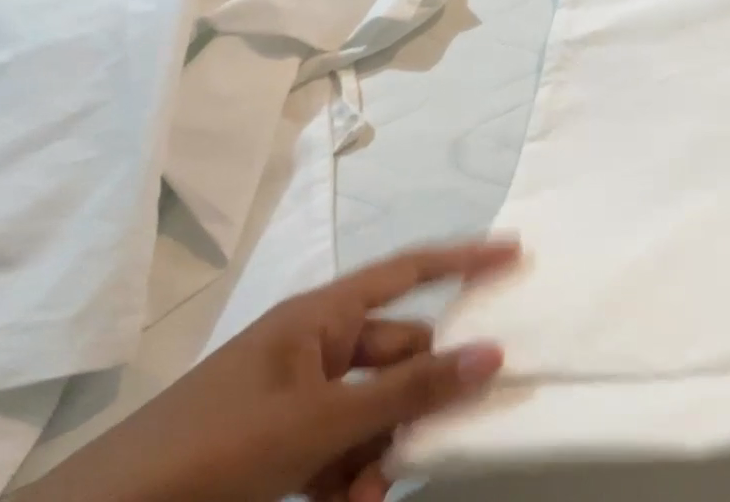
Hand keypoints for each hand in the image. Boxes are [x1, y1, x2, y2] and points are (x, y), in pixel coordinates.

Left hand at [21, 240, 518, 501]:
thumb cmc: (211, 450)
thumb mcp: (319, 422)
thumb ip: (411, 390)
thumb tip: (494, 354)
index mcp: (321, 318)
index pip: (409, 271)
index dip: (465, 259)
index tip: (518, 253)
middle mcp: (315, 346)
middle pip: (399, 356)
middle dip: (417, 403)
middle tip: (431, 439)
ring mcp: (296, 394)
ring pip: (375, 407)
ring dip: (383, 449)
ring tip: (366, 493)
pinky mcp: (279, 439)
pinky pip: (343, 440)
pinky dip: (351, 471)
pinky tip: (344, 501)